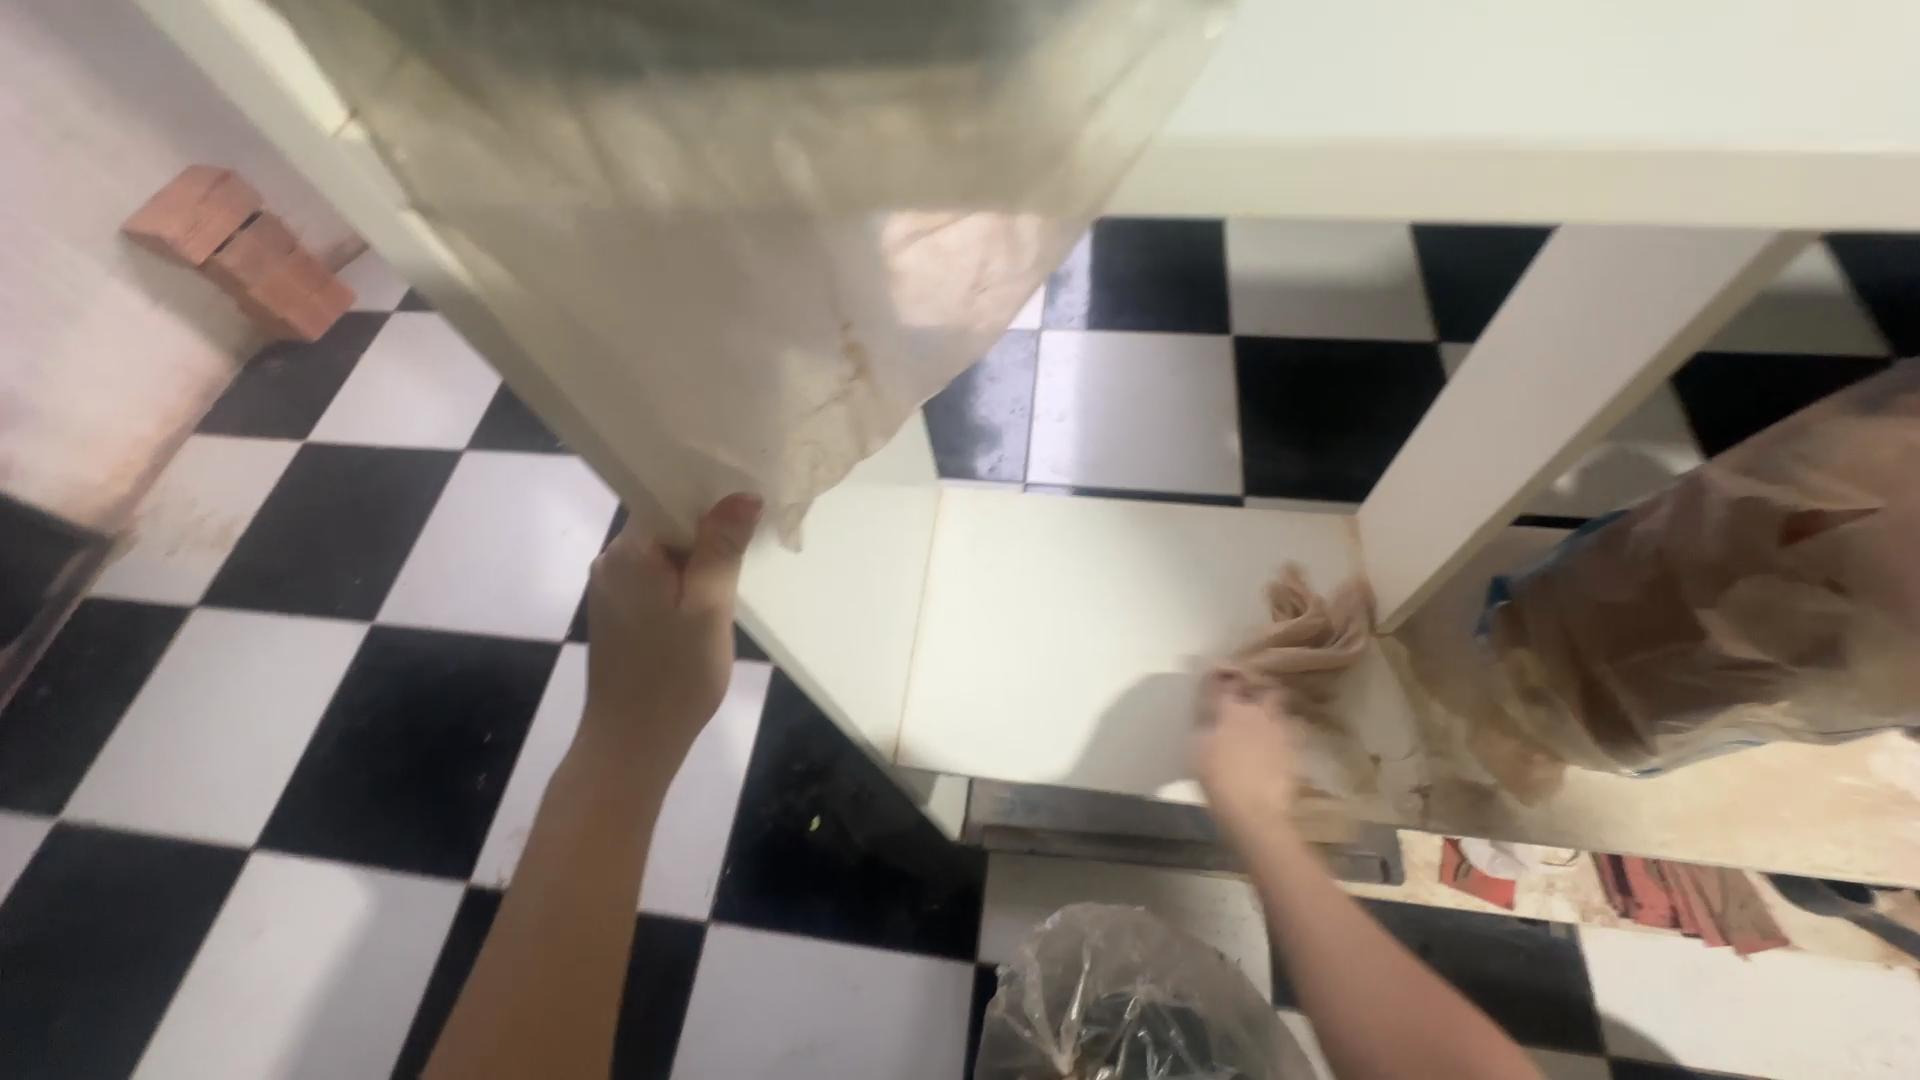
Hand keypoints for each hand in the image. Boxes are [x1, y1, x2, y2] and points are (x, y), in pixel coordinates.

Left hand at [582, 494, 762, 765]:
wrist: (632, 744)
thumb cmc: (675, 675)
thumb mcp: (710, 607)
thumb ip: (722, 547)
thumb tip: (742, 495)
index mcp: (628, 552)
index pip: (666, 498)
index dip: (708, 496)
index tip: (747, 503)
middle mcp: (611, 562)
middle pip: (665, 523)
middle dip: (708, 528)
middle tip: (752, 538)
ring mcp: (611, 588)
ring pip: (663, 552)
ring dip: (698, 557)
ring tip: (736, 568)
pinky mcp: (619, 612)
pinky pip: (656, 577)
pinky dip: (684, 579)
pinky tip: (709, 598)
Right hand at [1193, 672, 1300, 842]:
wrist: (1253, 810)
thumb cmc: (1217, 777)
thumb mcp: (1197, 747)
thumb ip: (1205, 725)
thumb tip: (1210, 715)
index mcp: (1231, 710)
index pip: (1225, 683)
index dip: (1220, 678)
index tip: (1216, 675)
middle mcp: (1259, 714)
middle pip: (1266, 690)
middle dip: (1258, 689)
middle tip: (1248, 697)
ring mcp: (1280, 733)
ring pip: (1280, 712)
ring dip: (1271, 713)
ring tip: (1262, 722)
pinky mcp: (1293, 754)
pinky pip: (1288, 736)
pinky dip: (1280, 737)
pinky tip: (1271, 747)